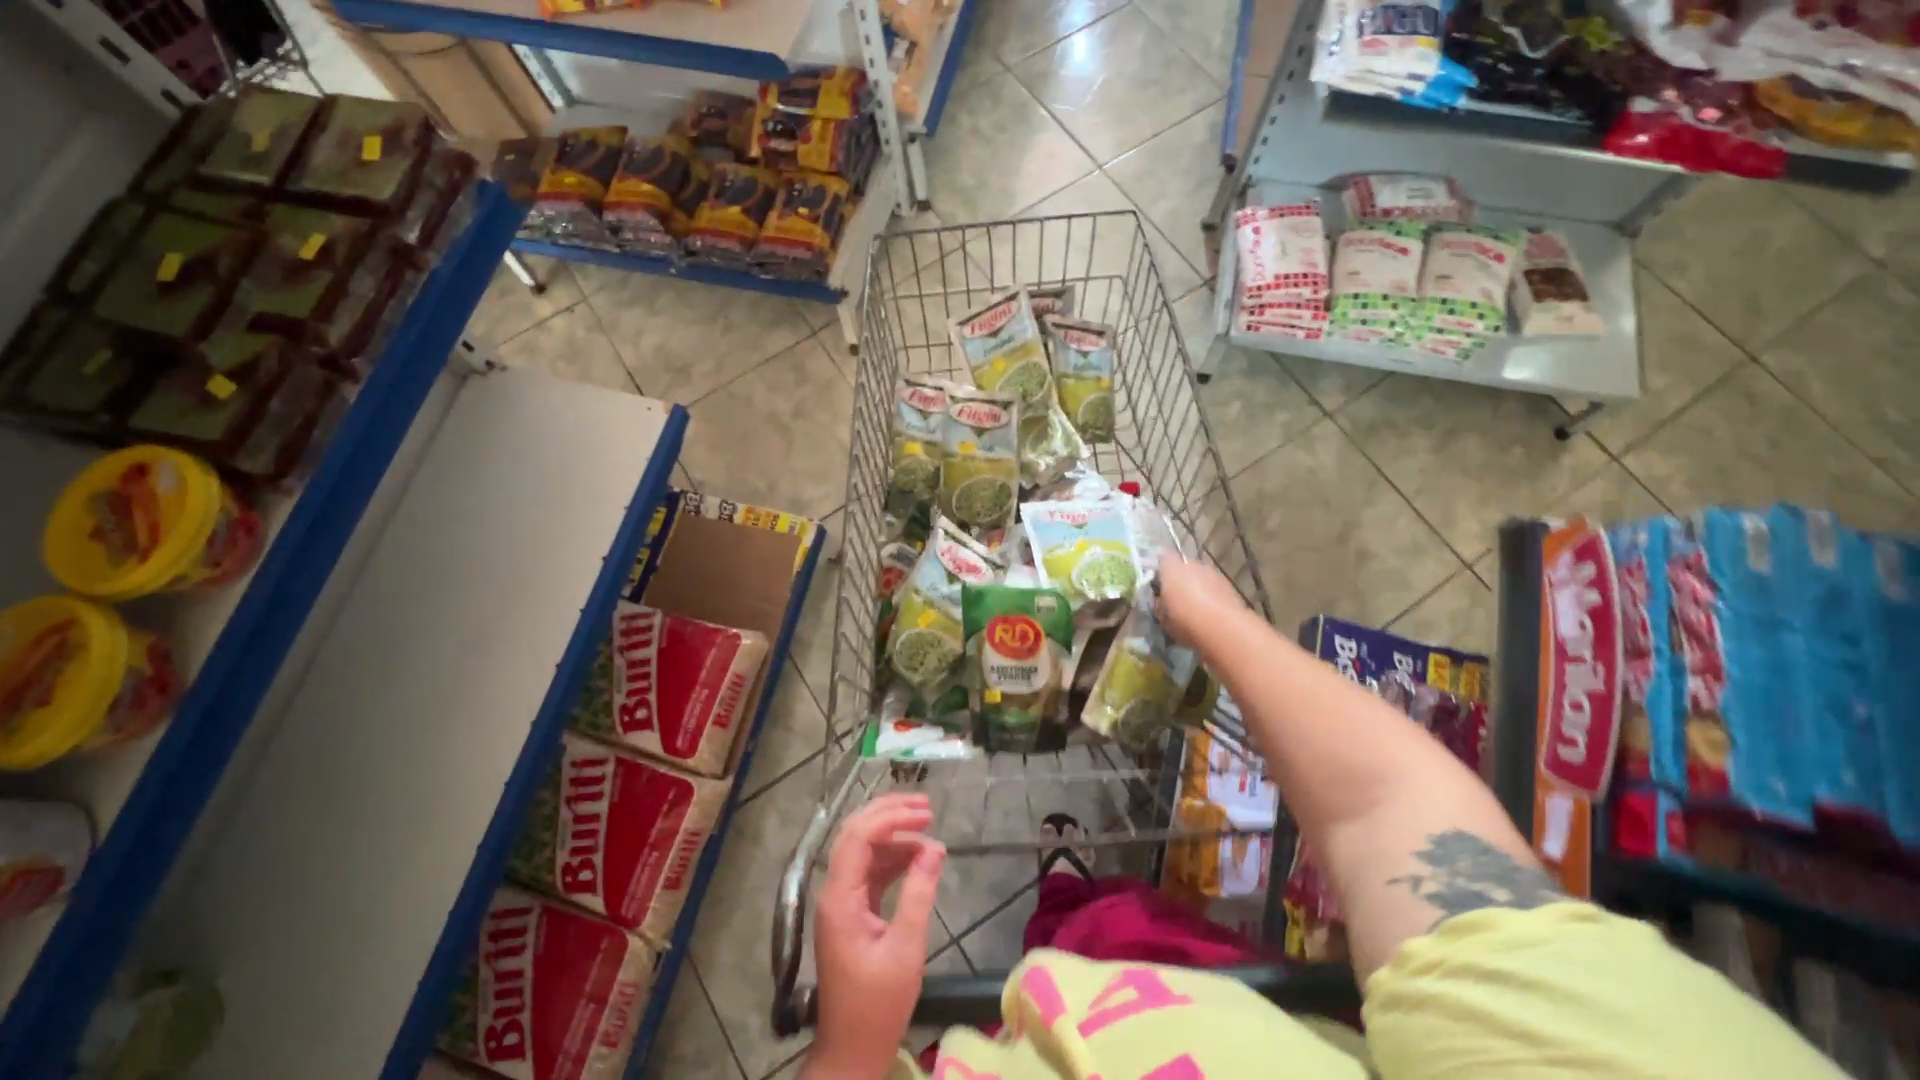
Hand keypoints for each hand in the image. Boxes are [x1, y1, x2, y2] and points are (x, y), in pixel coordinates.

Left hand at [807, 793, 946, 1079]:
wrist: (852, 1047)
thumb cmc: (878, 1003)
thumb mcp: (906, 948)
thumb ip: (919, 894)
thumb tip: (935, 848)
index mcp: (839, 899)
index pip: (857, 838)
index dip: (890, 818)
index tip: (925, 813)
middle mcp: (834, 893)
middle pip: (855, 836)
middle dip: (888, 815)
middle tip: (926, 806)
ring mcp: (842, 904)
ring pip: (863, 853)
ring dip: (893, 837)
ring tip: (929, 829)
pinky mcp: (853, 915)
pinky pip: (870, 874)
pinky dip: (894, 861)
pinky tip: (919, 859)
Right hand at [1155, 555, 1249, 647]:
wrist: (1223, 628)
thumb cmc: (1185, 620)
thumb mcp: (1162, 618)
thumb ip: (1159, 605)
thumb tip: (1160, 601)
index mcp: (1171, 568)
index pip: (1162, 558)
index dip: (1160, 570)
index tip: (1157, 584)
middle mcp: (1192, 564)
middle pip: (1183, 566)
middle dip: (1179, 578)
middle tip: (1175, 597)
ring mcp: (1212, 572)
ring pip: (1200, 576)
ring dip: (1196, 586)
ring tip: (1195, 606)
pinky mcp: (1228, 584)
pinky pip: (1213, 585)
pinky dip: (1210, 593)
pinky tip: (1210, 611)